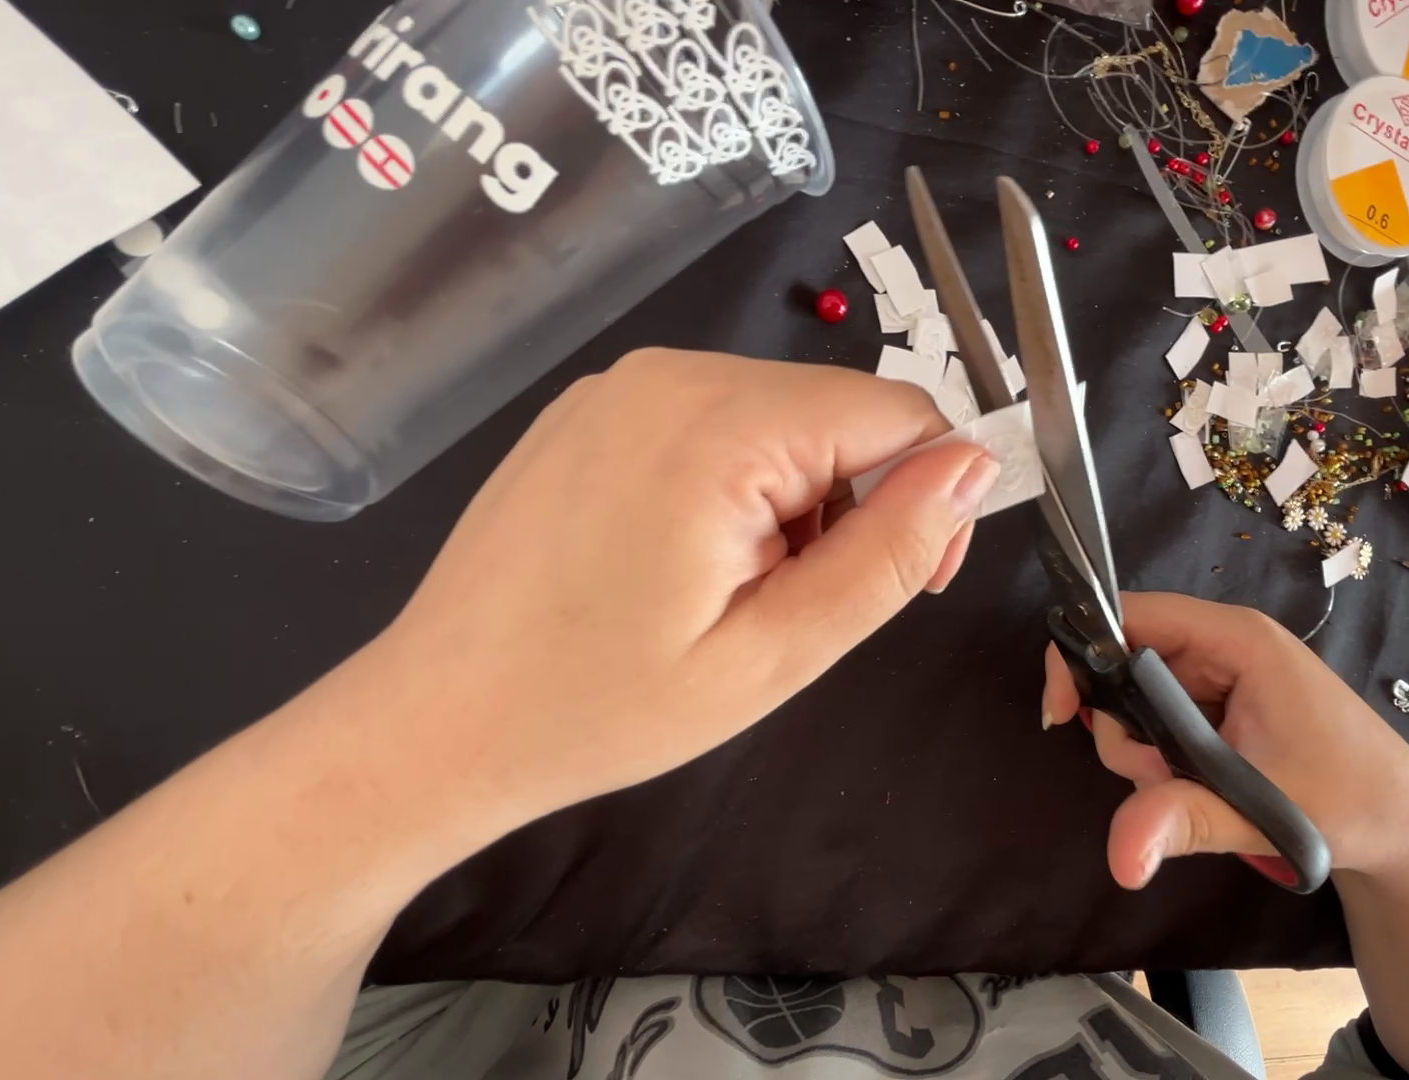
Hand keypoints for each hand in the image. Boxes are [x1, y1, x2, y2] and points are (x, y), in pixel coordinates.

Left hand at [350, 348, 999, 818]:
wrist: (436, 722)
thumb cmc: (609, 706)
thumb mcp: (778, 652)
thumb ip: (889, 552)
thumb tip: (972, 466)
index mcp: (722, 425)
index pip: (900, 411)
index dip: (933, 491)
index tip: (913, 575)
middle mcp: (675, 372)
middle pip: (843, 413)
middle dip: (861, 502)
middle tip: (808, 601)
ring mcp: (629, 383)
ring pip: (789, 419)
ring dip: (803, 498)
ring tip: (742, 586)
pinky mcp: (603, 407)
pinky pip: (724, 422)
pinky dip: (747, 482)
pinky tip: (693, 556)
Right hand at [1043, 592, 1408, 887]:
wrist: (1406, 829)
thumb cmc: (1352, 801)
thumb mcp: (1263, 808)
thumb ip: (1184, 820)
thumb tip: (1117, 860)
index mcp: (1236, 639)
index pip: (1133, 615)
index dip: (1084, 651)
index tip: (1062, 712)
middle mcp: (1221, 645)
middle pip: (1125, 660)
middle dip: (1122, 726)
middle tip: (1156, 777)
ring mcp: (1219, 673)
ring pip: (1136, 694)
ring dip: (1141, 748)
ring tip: (1188, 788)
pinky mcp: (1218, 703)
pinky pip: (1158, 715)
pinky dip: (1157, 753)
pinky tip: (1191, 785)